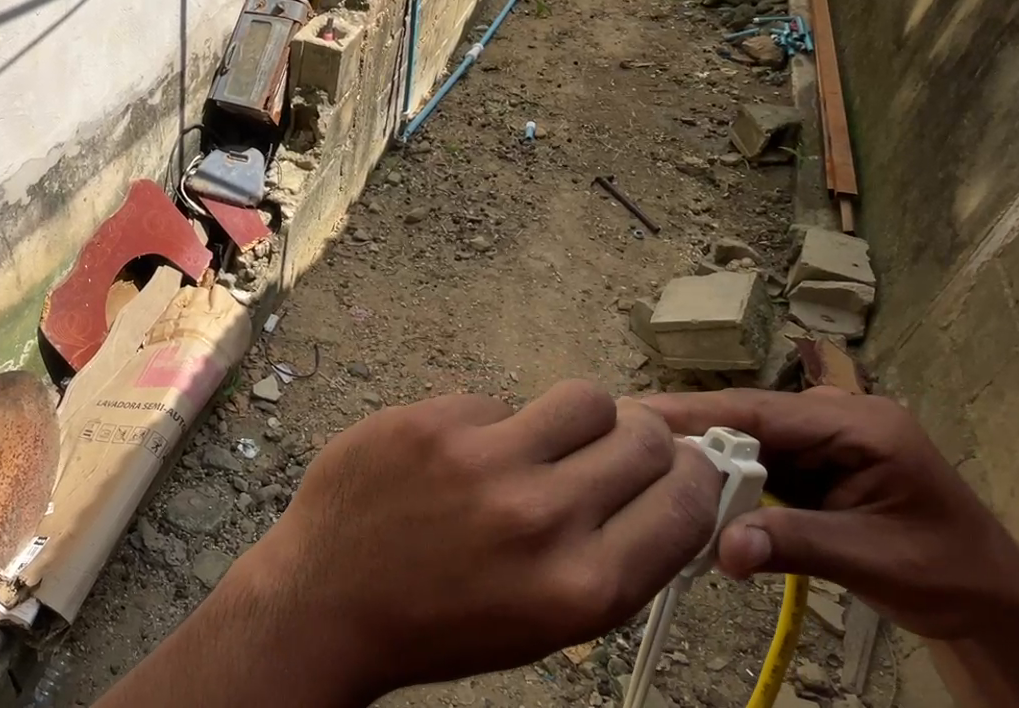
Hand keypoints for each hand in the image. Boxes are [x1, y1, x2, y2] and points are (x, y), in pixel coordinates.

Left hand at [223, 382, 722, 699]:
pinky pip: (492, 400)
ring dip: (574, 415)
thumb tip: (664, 487)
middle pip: (641, 437)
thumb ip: (611, 559)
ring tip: (540, 437)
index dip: (691, 475)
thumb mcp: (547, 620)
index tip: (680, 463)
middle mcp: (541, 515)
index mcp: (584, 585)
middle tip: (615, 441)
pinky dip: (487, 423)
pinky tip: (455, 455)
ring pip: (579, 397)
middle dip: (639, 436)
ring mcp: (479, 458)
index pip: (685, 503)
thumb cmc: (440, 620)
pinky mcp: (428, 420)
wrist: (328, 599)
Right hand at [643, 387, 1018, 640]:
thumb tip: (722, 551)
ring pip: (737, 438)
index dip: (693, 412)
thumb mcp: (873, 559)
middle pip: (740, 418)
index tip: (633, 416)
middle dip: (687, 437)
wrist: (989, 602)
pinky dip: (718, 478)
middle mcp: (830, 415)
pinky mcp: (803, 458)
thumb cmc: (948, 574)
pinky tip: (682, 487)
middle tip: (624, 448)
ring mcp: (815, 435)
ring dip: (698, 459)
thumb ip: (794, 544)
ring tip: (642, 467)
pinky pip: (747, 459)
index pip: (757, 409)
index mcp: (858, 423)